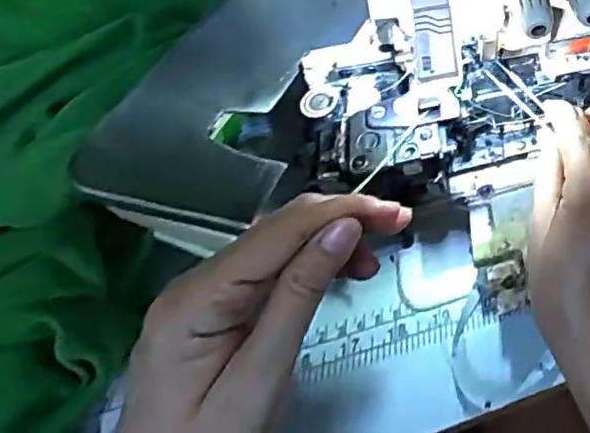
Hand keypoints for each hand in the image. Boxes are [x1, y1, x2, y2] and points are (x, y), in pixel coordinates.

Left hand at [119, 194, 412, 432]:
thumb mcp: (259, 380)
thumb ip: (299, 297)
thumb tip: (343, 228)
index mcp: (197, 297)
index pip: (283, 228)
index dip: (344, 210)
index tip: (392, 213)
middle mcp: (196, 282)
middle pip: (283, 225)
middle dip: (344, 217)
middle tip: (394, 225)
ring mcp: (204, 293)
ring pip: (282, 239)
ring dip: (332, 237)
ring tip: (370, 260)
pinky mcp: (216, 306)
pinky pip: (274, 264)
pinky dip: (314, 258)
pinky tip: (339, 269)